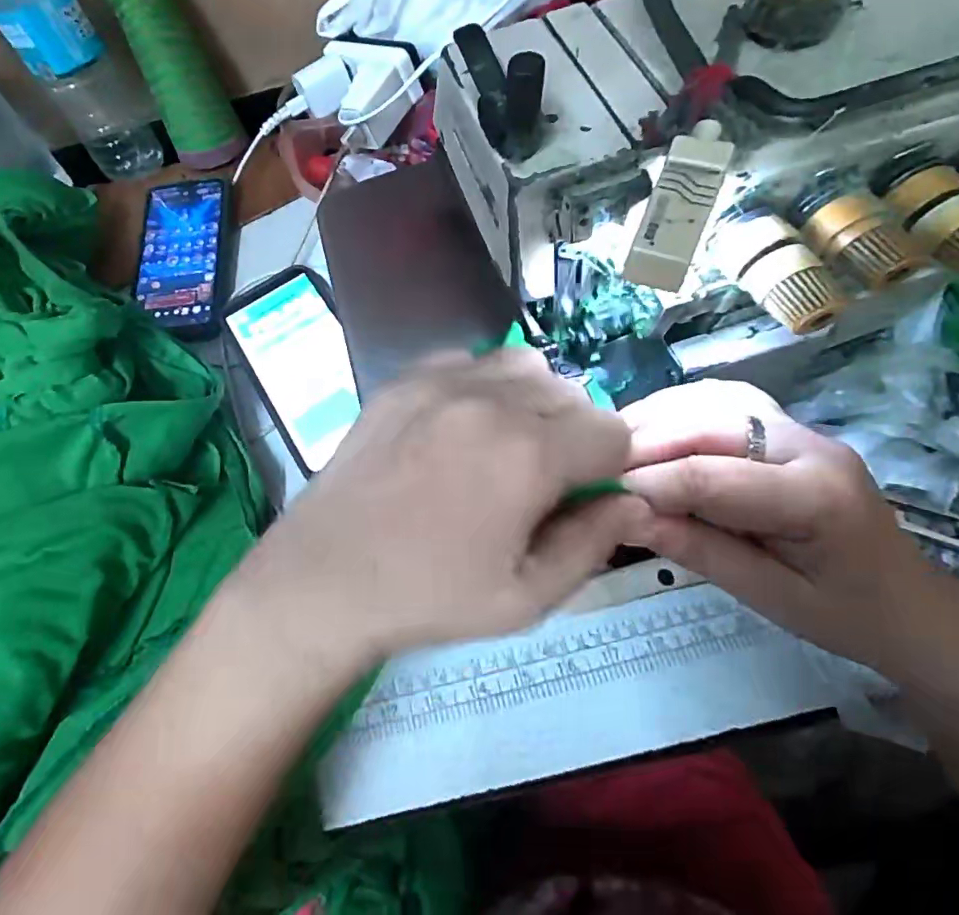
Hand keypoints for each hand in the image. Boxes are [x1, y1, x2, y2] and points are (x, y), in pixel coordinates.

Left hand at [231, 349, 649, 663]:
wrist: (325, 576)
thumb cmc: (428, 597)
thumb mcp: (524, 598)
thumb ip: (591, 545)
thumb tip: (633, 502)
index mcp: (529, 455)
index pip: (611, 431)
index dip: (608, 466)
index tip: (581, 494)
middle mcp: (491, 401)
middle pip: (571, 393)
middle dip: (573, 434)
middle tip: (540, 479)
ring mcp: (441, 382)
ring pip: (523, 365)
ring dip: (532, 400)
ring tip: (504, 444)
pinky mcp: (402, 379)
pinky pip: (468, 361)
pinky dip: (481, 385)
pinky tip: (457, 427)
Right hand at [620, 380, 958, 680]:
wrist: (910, 603)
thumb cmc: (845, 614)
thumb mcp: (769, 597)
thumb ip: (699, 550)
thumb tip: (627, 517)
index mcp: (816, 495)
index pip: (711, 476)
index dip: (648, 484)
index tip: (599, 498)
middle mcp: (808, 444)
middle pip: (705, 424)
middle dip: (643, 444)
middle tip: (595, 469)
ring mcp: (798, 427)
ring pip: (709, 401)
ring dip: (654, 419)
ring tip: (613, 448)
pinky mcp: (784, 425)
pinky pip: (720, 401)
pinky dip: (676, 411)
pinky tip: (650, 430)